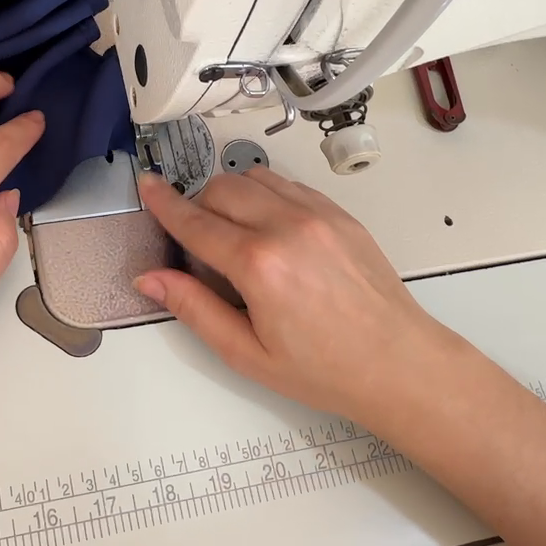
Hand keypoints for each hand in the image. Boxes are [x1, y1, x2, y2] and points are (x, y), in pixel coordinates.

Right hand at [134, 168, 465, 420]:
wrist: (398, 363)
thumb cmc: (325, 368)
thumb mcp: (246, 353)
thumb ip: (194, 308)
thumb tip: (152, 279)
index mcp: (259, 265)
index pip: (195, 222)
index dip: (164, 204)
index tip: (147, 186)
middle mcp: (288, 227)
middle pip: (221, 188)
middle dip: (198, 206)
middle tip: (200, 244)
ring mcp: (318, 214)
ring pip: (254, 177)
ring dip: (232, 196)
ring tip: (236, 236)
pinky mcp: (339, 214)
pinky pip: (288, 184)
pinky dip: (266, 195)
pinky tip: (270, 229)